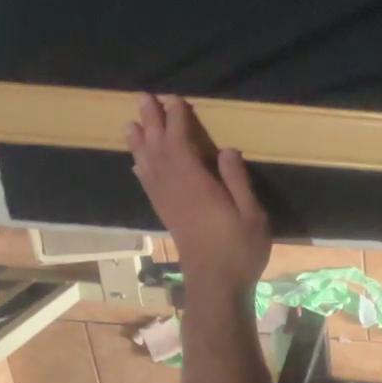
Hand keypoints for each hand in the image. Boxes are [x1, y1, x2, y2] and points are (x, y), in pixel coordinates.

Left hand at [126, 95, 269, 289]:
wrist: (216, 285)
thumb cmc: (240, 249)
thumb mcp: (251, 214)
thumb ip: (237, 180)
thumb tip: (226, 150)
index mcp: (196, 185)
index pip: (181, 144)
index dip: (177, 121)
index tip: (175, 99)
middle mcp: (174, 190)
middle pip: (158, 149)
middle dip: (151, 122)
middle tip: (142, 97)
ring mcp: (167, 203)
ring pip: (147, 165)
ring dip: (140, 141)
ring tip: (130, 122)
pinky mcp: (167, 214)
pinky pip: (148, 184)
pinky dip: (141, 167)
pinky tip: (138, 161)